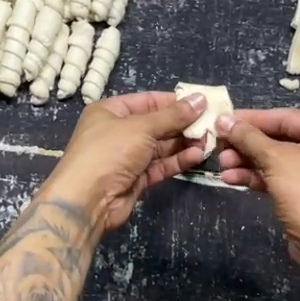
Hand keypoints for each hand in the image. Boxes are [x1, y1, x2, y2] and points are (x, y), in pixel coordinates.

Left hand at [41, 91, 207, 235]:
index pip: (148, 101)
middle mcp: (118, 131)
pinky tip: (197, 156)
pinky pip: (160, 165)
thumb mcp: (141, 127)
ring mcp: (127, 156)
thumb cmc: (109, 151)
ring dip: (184, 143)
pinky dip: (178, 160)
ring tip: (210, 140)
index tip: (201, 103)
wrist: (87, 200)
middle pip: (157, 124)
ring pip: (161, 146)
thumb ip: (173, 116)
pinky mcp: (135, 178)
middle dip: (183, 124)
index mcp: (111, 111)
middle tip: (212, 123)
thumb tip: (200, 99)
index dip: (174, 101)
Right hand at [216, 108, 299, 285]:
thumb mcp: (276, 159)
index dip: (252, 119)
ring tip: (221, 164)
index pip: (286, 118)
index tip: (224, 120)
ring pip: (277, 160)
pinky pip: (280, 178)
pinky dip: (257, 177)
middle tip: (219, 145)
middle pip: (280, 139)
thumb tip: (222, 120)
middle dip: (247, 144)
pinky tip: (231, 178)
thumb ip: (248, 137)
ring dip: (248, 161)